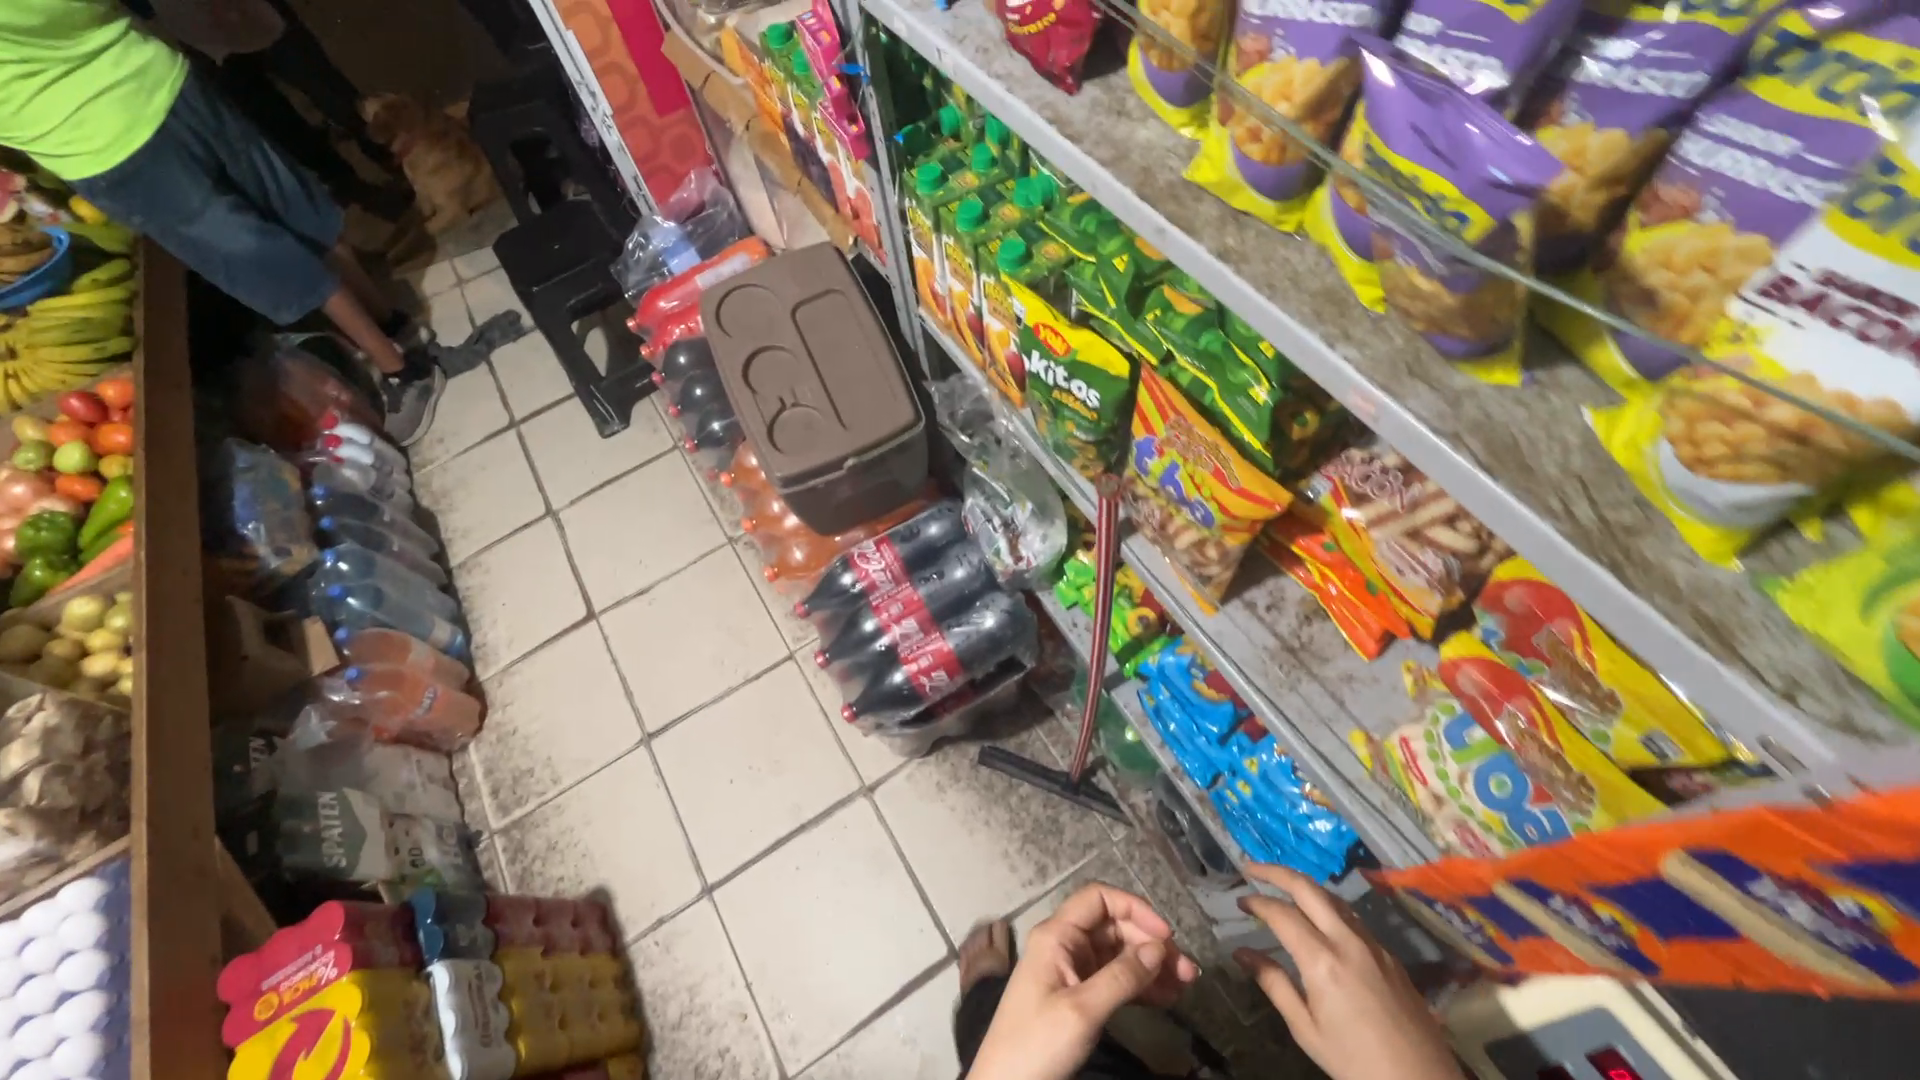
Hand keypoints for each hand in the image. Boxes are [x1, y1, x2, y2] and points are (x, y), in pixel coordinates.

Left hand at [967, 883, 1200, 1079]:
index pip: (1098, 899)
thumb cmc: (1037, 1043)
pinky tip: (1167, 997)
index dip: (1134, 908)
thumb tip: (1159, 948)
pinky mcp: (1079, 995)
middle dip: (1151, 943)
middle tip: (1187, 970)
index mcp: (1057, 935)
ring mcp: (1072, 970)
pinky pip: (1115, 979)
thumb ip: (1121, 977)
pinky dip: (1140, 986)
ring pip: (1118, 954)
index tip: (1166, 936)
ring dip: (1151, 966)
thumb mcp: (1082, 1010)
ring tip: (1185, 985)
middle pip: (1114, 927)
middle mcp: (1065, 944)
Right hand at [1234, 864, 1463, 1079]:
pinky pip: (1352, 918)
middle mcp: (1348, 941)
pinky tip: (1320, 918)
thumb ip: (1274, 984)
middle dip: (1276, 872)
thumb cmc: (1356, 1064)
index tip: (1240, 900)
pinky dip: (1327, 906)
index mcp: (1322, 961)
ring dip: (1305, 885)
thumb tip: (1242, 954)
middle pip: (1308, 888)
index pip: (1281, 914)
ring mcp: (1373, 946)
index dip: (1257, 902)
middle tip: (1252, 867)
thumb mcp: (1306, 1030)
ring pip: (1333, 898)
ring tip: (1282, 885)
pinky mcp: (1390, 956)